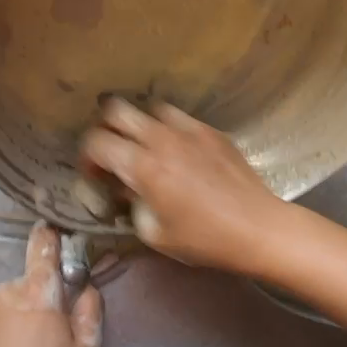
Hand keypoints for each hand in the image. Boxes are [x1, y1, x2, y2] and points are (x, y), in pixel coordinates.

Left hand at [0, 224, 102, 346]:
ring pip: (16, 302)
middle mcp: (7, 293)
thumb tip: (85, 289)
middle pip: (32, 281)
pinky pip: (0, 320)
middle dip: (46, 296)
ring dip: (27, 315)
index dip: (51, 234)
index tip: (56, 226)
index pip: (43, 247)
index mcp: (37, 292)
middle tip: (59, 329)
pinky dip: (11, 331)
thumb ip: (89, 310)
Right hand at [80, 98, 287, 270]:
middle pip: (117, 109)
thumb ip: (131, 204)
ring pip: (149, 107)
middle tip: (112, 151)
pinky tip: (177, 150)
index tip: (94, 174)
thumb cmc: (205, 239)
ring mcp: (189, 129)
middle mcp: (162, 138)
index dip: (87, 156)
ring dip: (139, 123)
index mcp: (143, 166)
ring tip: (144, 147)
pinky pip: (178, 117)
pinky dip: (167, 128)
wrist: (259, 227)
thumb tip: (124, 187)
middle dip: (106, 127)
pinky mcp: (211, 130)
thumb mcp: (155, 233)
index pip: (97, 141)